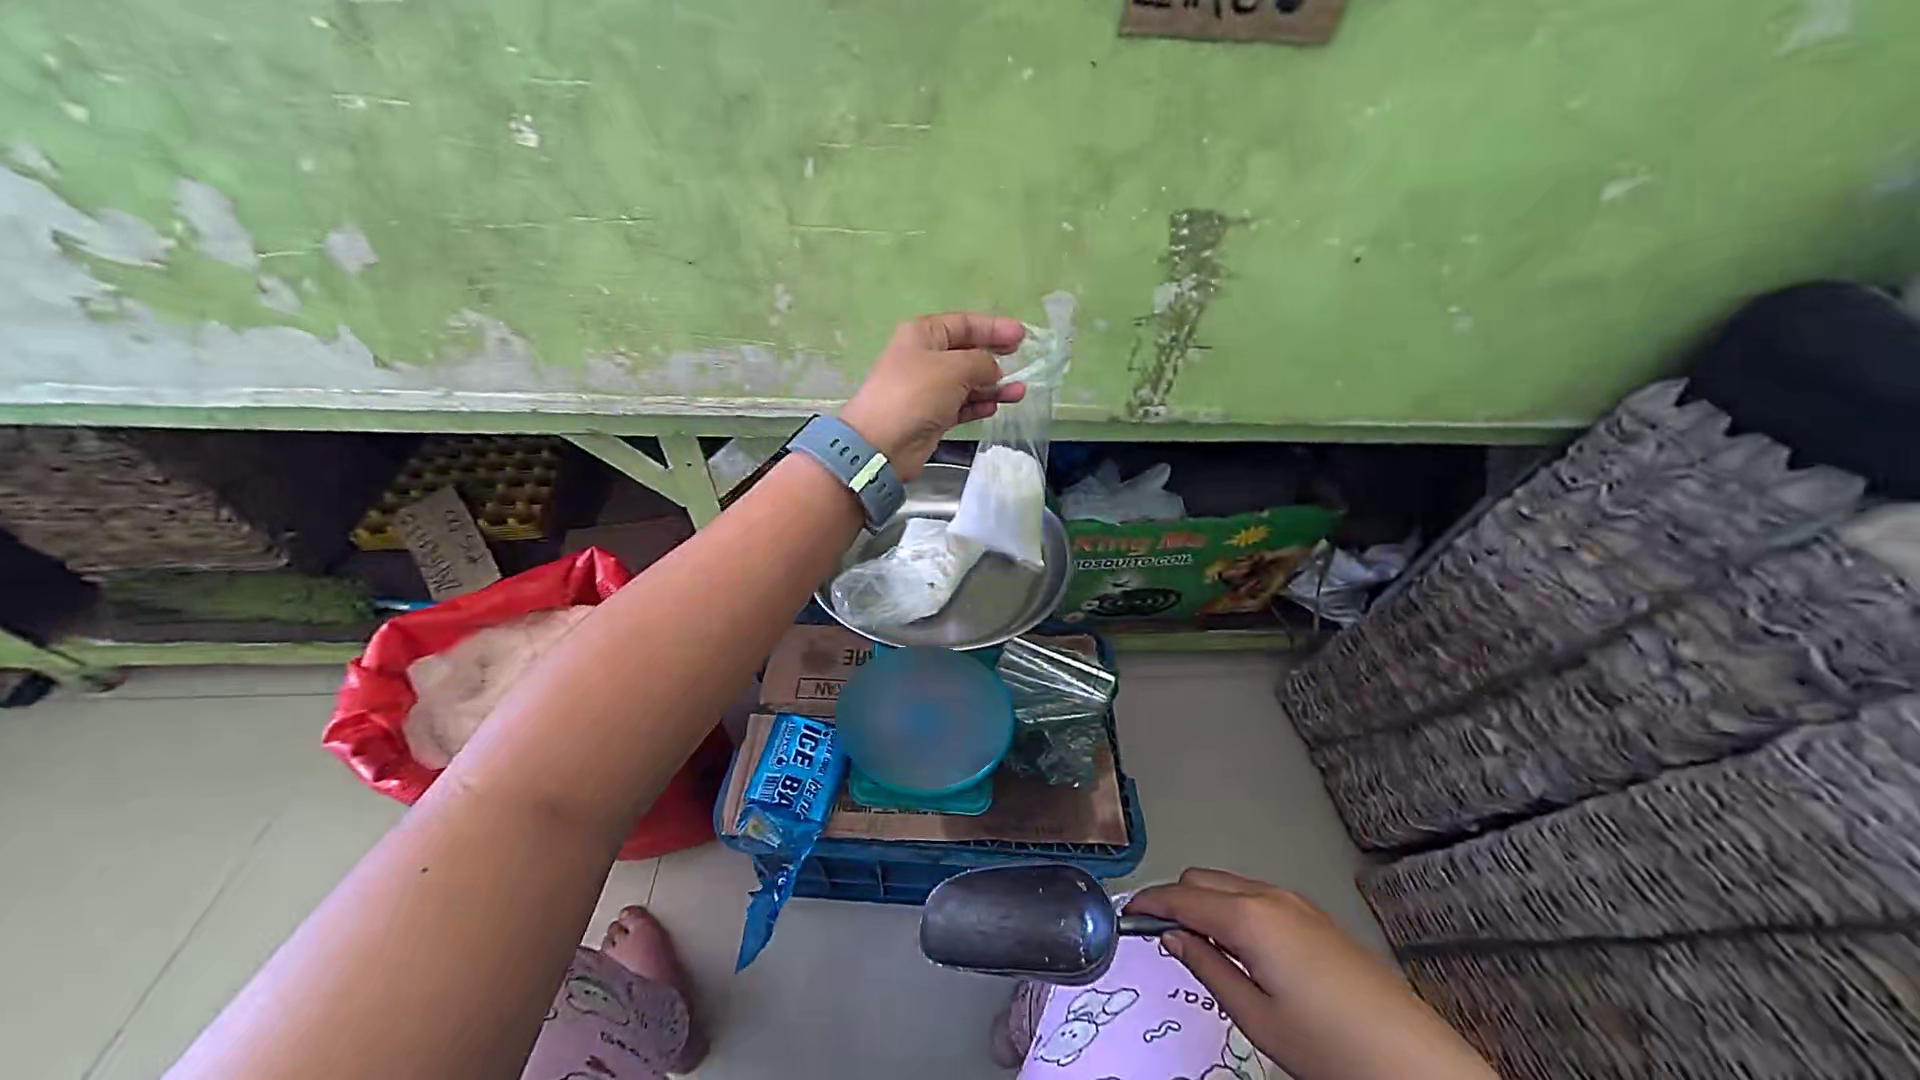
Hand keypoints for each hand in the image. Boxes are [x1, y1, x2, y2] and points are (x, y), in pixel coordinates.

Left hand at [838, 313, 1026, 480]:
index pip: (964, 324)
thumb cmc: (916, 394)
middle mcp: (925, 358)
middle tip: (1023, 360)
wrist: (883, 444)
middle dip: (995, 357)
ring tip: (1019, 392)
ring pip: (967, 382)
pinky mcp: (931, 416)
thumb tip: (993, 370)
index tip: (1021, 336)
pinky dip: (978, 405)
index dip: (993, 328)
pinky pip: (961, 405)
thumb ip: (982, 362)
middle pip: (966, 352)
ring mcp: (928, 389)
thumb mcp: (955, 368)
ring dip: (993, 386)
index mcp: (924, 335)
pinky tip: (996, 406)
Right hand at [1126, 869, 1495, 1079]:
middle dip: (1175, 898)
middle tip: (1163, 936)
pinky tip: (1239, 944)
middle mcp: (1269, 895)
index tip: (1128, 915)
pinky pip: (1256, 894)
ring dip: (1204, 900)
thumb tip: (1173, 937)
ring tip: (1198, 943)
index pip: (1181, 896)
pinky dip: (1232, 905)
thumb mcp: (1256, 1018)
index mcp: (1249, 916)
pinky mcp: (1316, 915)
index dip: (1149, 902)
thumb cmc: (1328, 1047)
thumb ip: (1207, 967)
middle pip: (1202, 878)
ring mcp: (1296, 901)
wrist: (1418, 1062)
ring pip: (1229, 883)